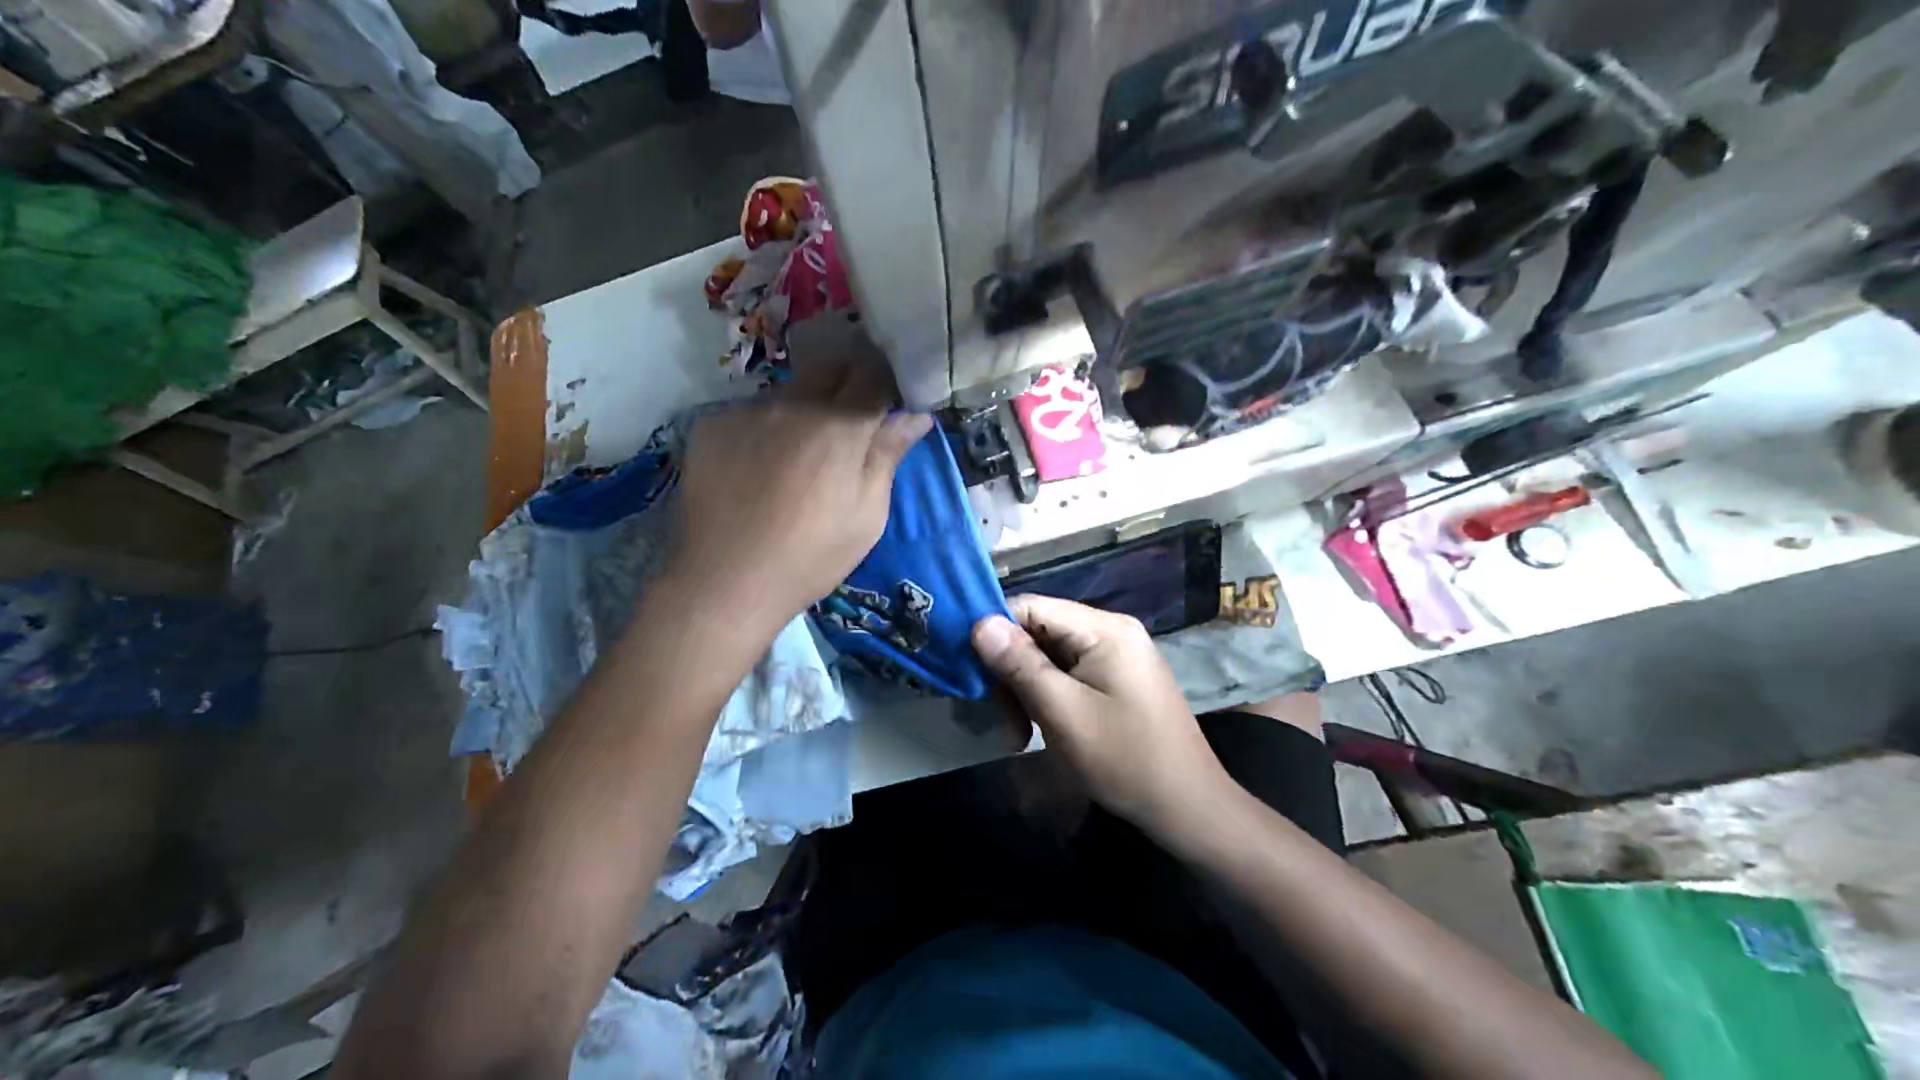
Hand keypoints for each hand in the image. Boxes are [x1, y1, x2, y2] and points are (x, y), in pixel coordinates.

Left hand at [668, 362, 930, 629]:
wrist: (725, 583)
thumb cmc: (811, 557)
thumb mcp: (867, 515)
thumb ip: (888, 456)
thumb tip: (916, 416)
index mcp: (840, 426)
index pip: (872, 374)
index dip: (884, 384)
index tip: (887, 405)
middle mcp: (793, 404)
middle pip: (829, 369)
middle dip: (846, 385)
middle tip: (847, 428)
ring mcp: (746, 412)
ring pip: (788, 392)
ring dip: (803, 410)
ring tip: (797, 458)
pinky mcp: (711, 427)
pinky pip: (749, 414)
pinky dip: (764, 430)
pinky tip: (756, 470)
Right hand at [971, 595, 1228, 832]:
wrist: (1188, 807)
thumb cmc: (1125, 759)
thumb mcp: (1063, 712)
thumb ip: (1020, 664)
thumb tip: (979, 622)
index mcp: (1104, 628)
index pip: (1030, 606)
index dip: (993, 631)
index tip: (969, 670)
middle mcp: (1111, 630)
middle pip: (1038, 631)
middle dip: (1011, 671)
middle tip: (1000, 718)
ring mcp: (1116, 655)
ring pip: (1048, 656)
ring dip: (1025, 691)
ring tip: (1018, 735)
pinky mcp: (1116, 678)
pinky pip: (1067, 674)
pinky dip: (1046, 698)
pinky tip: (1038, 730)